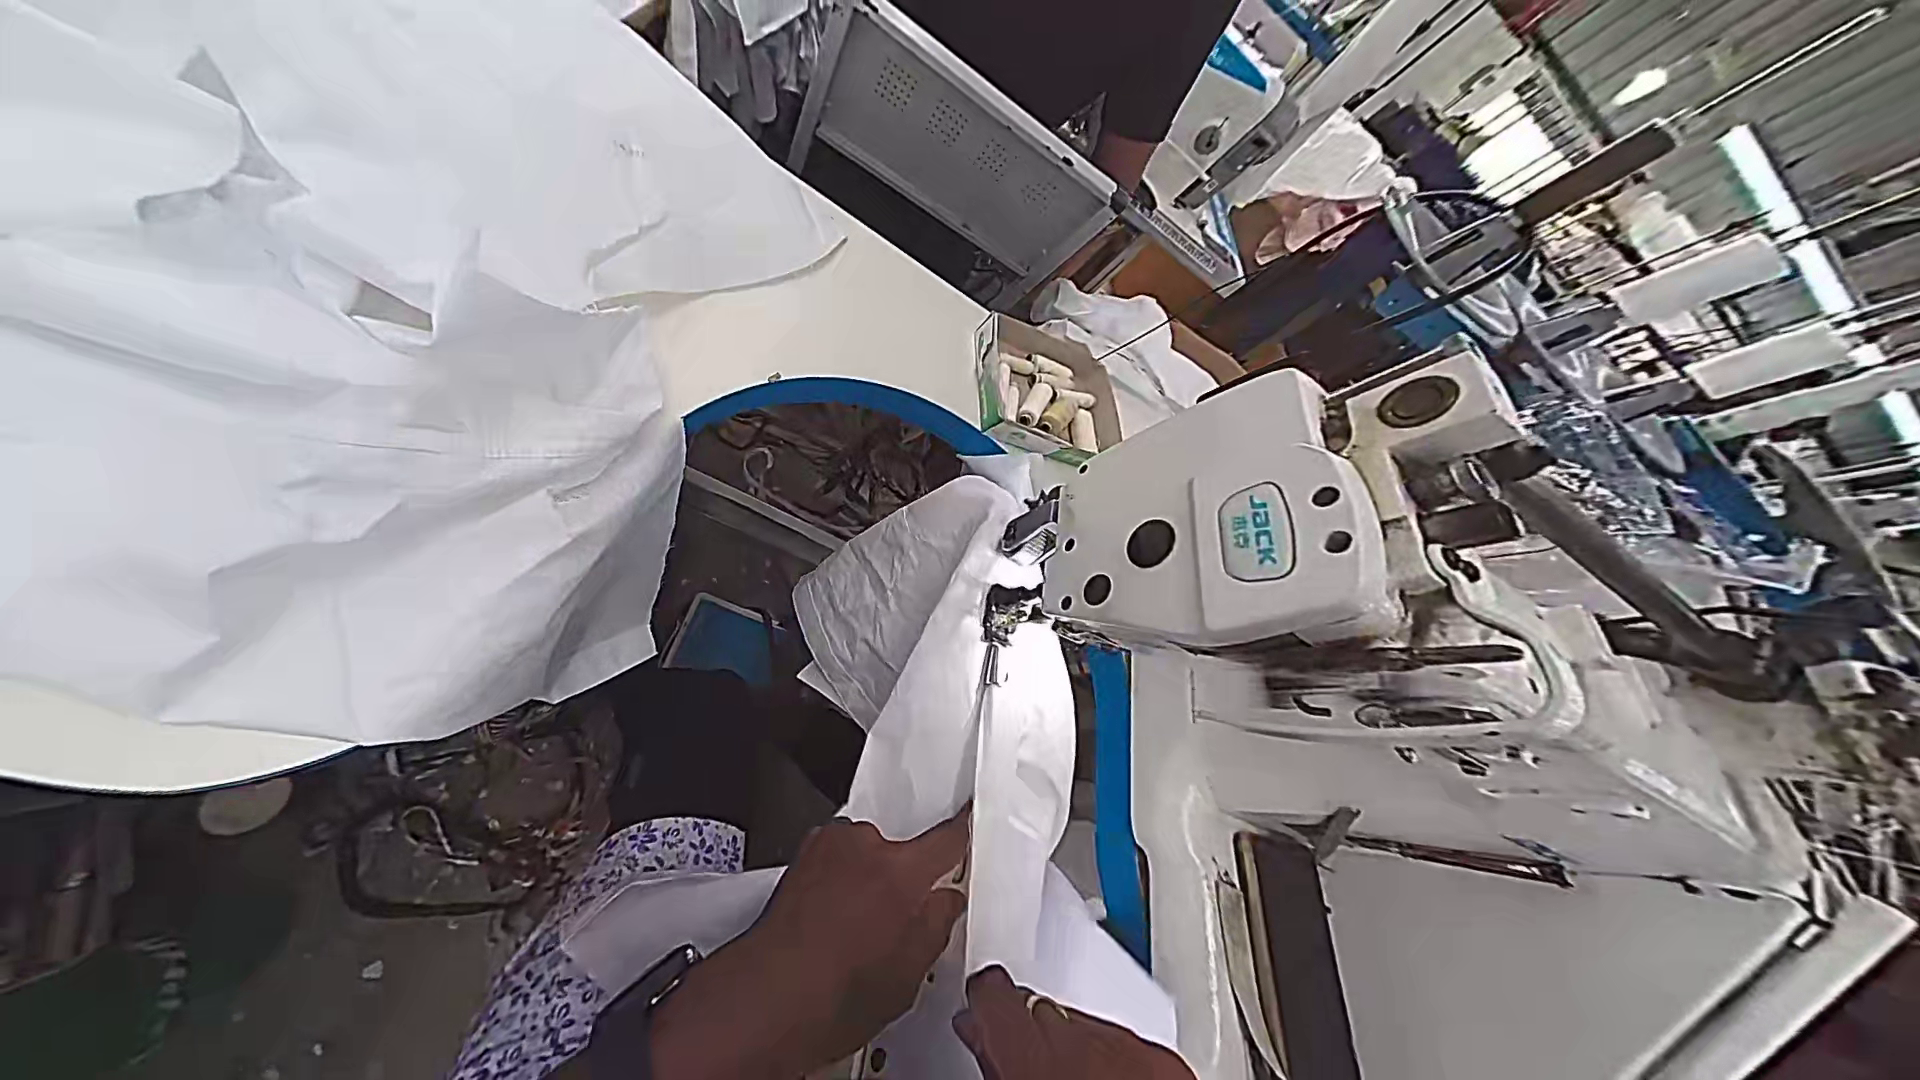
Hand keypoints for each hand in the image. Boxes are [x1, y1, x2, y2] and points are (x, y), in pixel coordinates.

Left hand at [648, 813, 969, 1077]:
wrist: (764, 998)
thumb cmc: (826, 997)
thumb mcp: (906, 975)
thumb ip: (937, 923)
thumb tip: (946, 901)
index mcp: (902, 874)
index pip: (949, 837)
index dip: (964, 829)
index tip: (970, 818)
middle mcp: (867, 846)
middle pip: (904, 849)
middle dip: (903, 879)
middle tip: (891, 921)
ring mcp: (834, 844)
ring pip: (870, 852)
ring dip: (868, 875)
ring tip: (851, 925)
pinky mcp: (809, 849)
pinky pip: (841, 852)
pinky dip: (842, 873)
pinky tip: (832, 914)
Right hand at [954, 966, 1195, 1079]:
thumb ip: (993, 1068)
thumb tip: (981, 1045)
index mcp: (1035, 1054)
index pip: (996, 995)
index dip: (984, 1004)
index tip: (978, 1014)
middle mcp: (1083, 1039)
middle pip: (1040, 1010)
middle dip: (1025, 1032)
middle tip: (1010, 1060)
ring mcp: (1129, 1049)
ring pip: (1081, 1026)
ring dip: (1068, 1048)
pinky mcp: (1166, 1066)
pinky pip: (1123, 1046)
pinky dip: (1107, 1063)